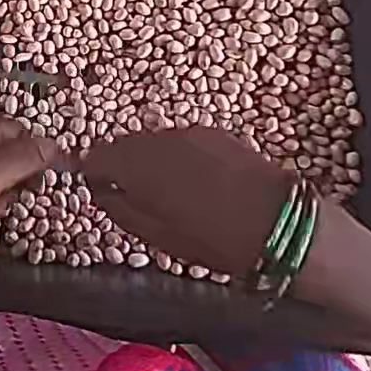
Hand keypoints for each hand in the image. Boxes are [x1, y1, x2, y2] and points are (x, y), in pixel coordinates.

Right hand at [80, 128, 296, 277]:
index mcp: (139, 167)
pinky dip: (173, 154)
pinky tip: (190, 177)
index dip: (92, 172)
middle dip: (119, 164)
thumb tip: (100, 192)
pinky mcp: (210, 131)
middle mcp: (157, 140)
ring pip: (150, 140)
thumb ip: (121, 210)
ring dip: (146, 158)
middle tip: (128, 192)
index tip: (95, 187)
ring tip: (163, 188)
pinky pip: (178, 139)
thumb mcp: (160, 237)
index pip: (97, 157)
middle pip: (122, 144)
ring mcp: (186, 131)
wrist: (278, 221)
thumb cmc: (214, 240)